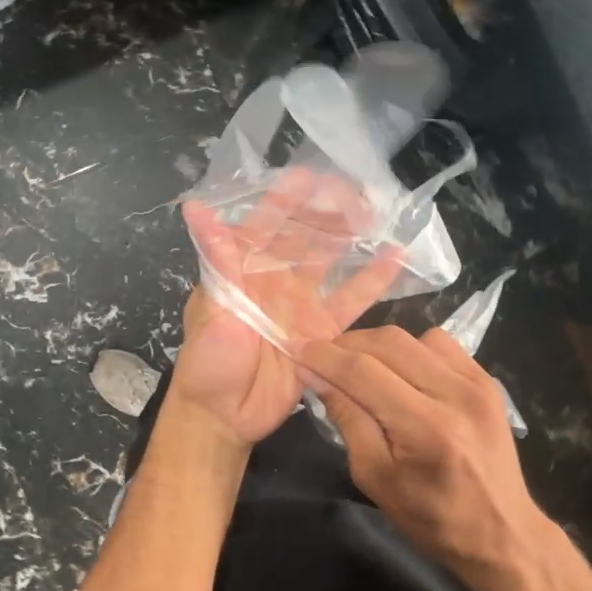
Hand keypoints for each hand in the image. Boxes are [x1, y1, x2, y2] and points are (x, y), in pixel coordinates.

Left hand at [171, 168, 403, 446]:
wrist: (223, 415)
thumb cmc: (208, 358)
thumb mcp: (211, 306)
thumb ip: (216, 259)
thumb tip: (195, 207)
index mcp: (242, 269)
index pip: (264, 224)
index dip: (284, 200)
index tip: (309, 175)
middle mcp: (272, 280)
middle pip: (302, 238)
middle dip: (324, 212)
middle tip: (354, 189)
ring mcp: (299, 305)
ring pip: (328, 262)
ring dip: (349, 238)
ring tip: (375, 211)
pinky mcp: (322, 332)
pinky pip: (350, 302)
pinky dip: (372, 281)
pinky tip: (396, 256)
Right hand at [298, 326, 552, 583]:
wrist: (503, 533)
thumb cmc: (432, 518)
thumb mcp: (375, 478)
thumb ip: (346, 420)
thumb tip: (315, 376)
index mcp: (426, 429)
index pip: (362, 372)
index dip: (323, 356)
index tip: (295, 349)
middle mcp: (455, 395)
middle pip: (386, 343)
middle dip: (345, 345)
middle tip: (322, 359)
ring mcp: (477, 383)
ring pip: (410, 337)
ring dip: (376, 346)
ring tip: (359, 367)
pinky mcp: (487, 380)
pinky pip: (437, 343)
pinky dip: (410, 349)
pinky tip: (401, 373)